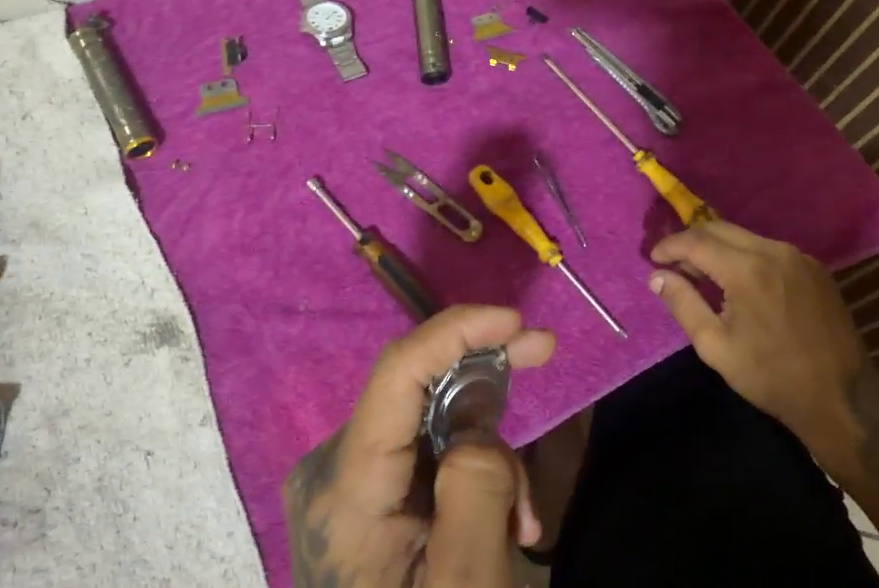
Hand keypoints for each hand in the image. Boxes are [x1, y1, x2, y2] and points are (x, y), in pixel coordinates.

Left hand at [283, 306, 556, 587]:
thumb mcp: (466, 586)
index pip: (396, 375)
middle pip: (415, 392)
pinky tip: (503, 522)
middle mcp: (332, 468)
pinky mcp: (363, 494)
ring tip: (526, 520)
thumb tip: (478, 429)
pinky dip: (467, 470)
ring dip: (486, 450)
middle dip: (486, 384)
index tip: (515, 318)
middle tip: (546, 350)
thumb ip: (477, 492)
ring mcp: (346, 480)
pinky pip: (422, 451)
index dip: (455, 330)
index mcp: (345, 489)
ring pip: (427, 421)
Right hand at [648, 220, 867, 452]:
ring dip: (719, 249)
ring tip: (704, 276)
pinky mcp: (815, 269)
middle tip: (674, 266)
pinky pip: (770, 250)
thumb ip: (683, 304)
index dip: (670, 246)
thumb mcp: (716, 346)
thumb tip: (657, 276)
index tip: (653, 259)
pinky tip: (741, 284)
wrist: (841, 398)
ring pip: (746, 237)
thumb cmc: (771, 377)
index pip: (697, 241)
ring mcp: (799, 258)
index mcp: (748, 270)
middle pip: (721, 229)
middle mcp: (774, 251)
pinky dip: (746, 257)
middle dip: (692, 242)